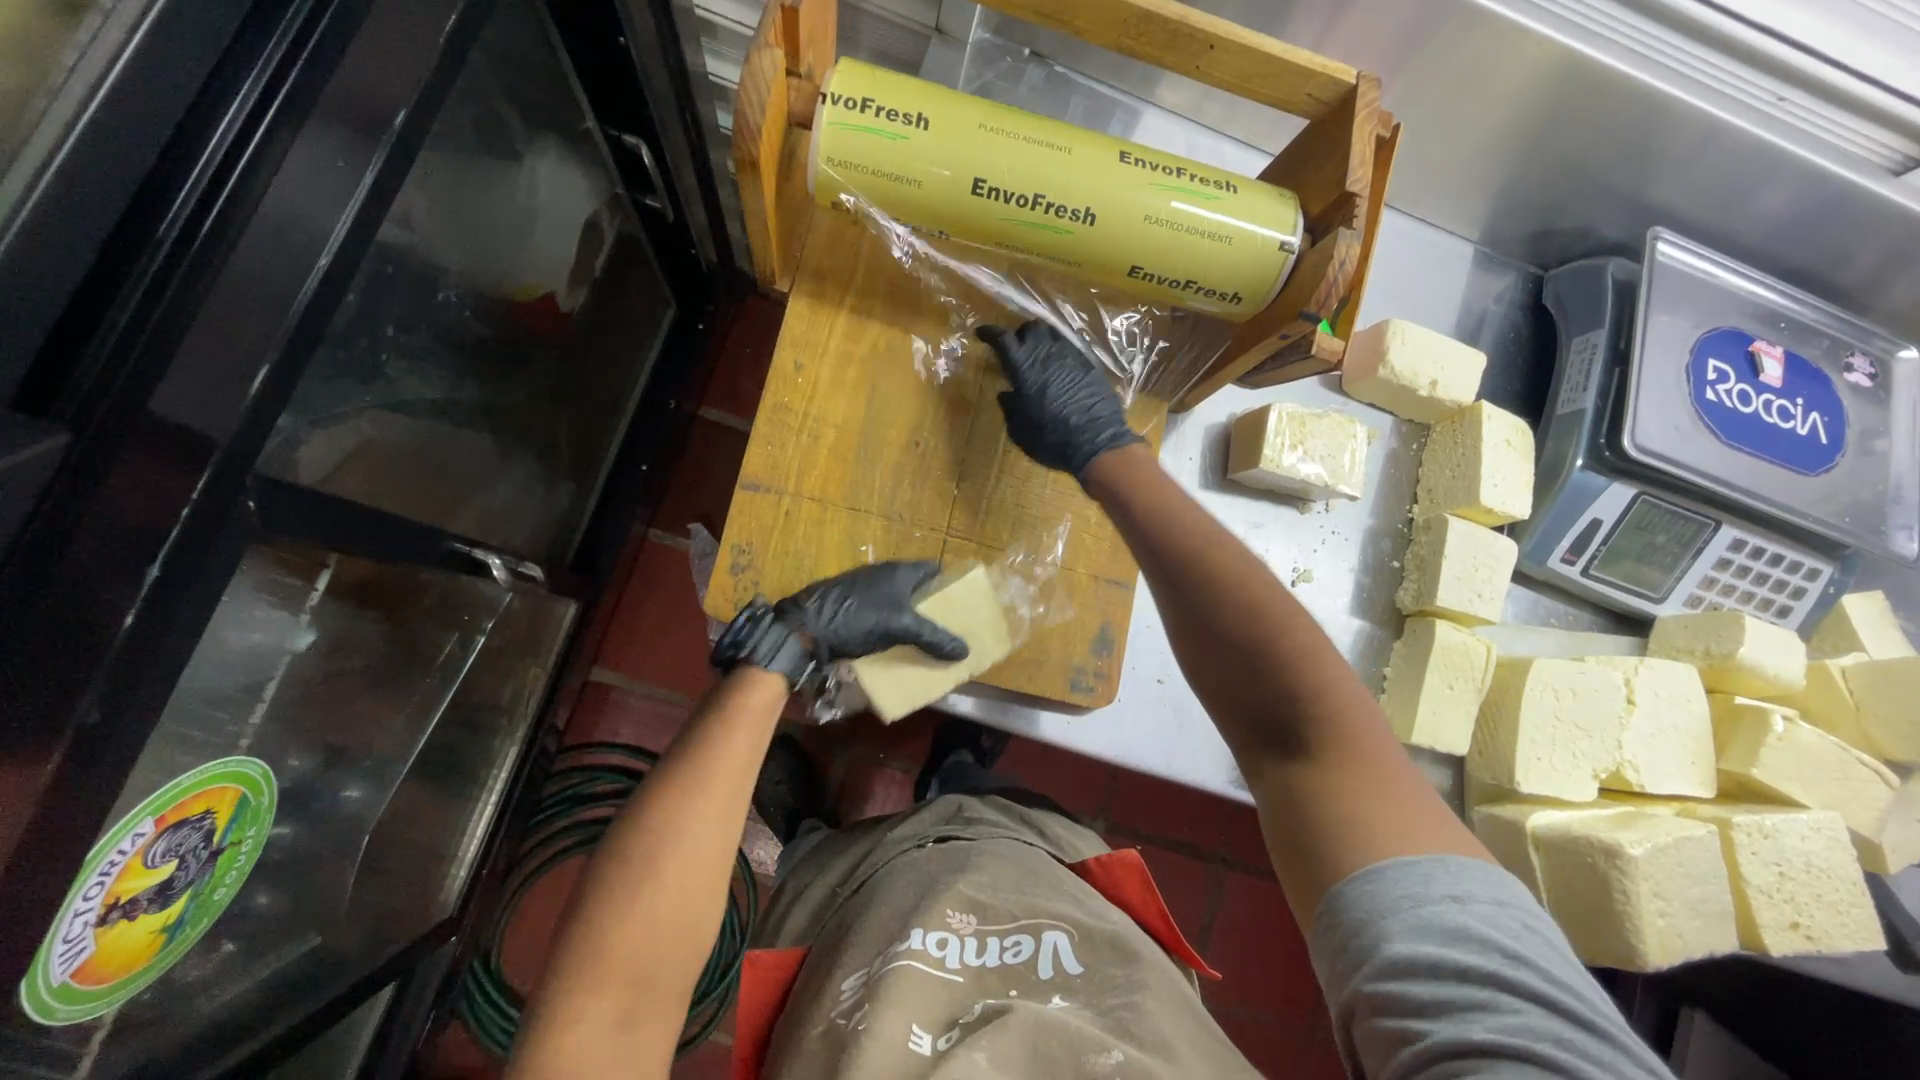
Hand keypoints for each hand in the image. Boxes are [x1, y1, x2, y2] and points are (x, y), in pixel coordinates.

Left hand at [775, 561, 969, 662]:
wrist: (804, 629)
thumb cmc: (857, 617)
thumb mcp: (900, 627)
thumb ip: (933, 637)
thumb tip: (964, 651)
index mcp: (899, 572)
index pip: (934, 570)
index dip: (950, 584)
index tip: (965, 604)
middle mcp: (883, 577)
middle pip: (917, 590)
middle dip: (934, 609)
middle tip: (951, 629)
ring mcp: (865, 593)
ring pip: (899, 606)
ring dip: (913, 622)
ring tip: (930, 644)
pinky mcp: (851, 611)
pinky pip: (882, 619)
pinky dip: (893, 631)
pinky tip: (899, 649)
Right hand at [976, 319, 1143, 478]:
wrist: (1097, 443)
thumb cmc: (1051, 439)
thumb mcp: (1020, 430)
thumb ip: (1010, 407)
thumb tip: (1006, 394)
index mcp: (1023, 367)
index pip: (1003, 338)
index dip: (990, 332)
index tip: (982, 333)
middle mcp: (1046, 353)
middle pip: (1030, 327)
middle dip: (1020, 333)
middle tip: (1016, 348)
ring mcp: (1071, 355)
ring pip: (1053, 332)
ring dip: (1041, 338)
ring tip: (1038, 353)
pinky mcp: (1089, 363)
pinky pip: (1070, 346)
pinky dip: (1059, 349)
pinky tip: (1059, 365)